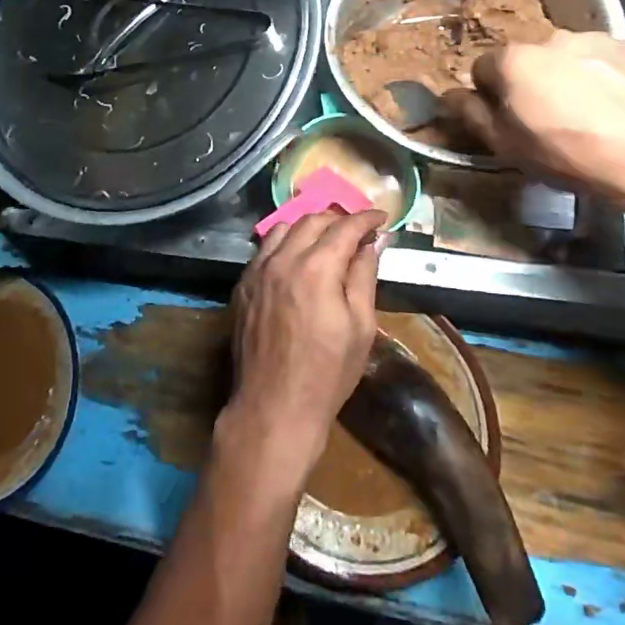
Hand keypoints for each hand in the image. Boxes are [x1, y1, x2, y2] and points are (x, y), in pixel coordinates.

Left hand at [227, 209, 388, 466]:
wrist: (274, 405)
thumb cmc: (327, 373)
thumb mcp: (360, 327)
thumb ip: (364, 277)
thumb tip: (372, 244)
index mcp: (315, 268)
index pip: (344, 227)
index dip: (366, 219)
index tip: (381, 219)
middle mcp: (282, 260)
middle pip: (311, 220)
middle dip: (338, 219)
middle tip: (357, 231)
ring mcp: (256, 271)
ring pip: (283, 228)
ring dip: (308, 227)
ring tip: (327, 240)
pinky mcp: (243, 286)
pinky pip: (264, 250)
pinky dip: (284, 243)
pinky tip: (297, 258)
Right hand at [442, 31, 624, 219]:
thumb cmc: (566, 153)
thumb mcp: (505, 145)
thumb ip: (471, 114)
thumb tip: (451, 95)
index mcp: (513, 59)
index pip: (483, 68)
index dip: (491, 95)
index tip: (506, 120)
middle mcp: (551, 37)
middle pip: (526, 60)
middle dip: (529, 82)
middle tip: (546, 120)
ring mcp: (595, 38)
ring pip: (565, 57)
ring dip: (564, 77)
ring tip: (585, 114)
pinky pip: (602, 59)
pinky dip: (601, 75)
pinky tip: (614, 106)